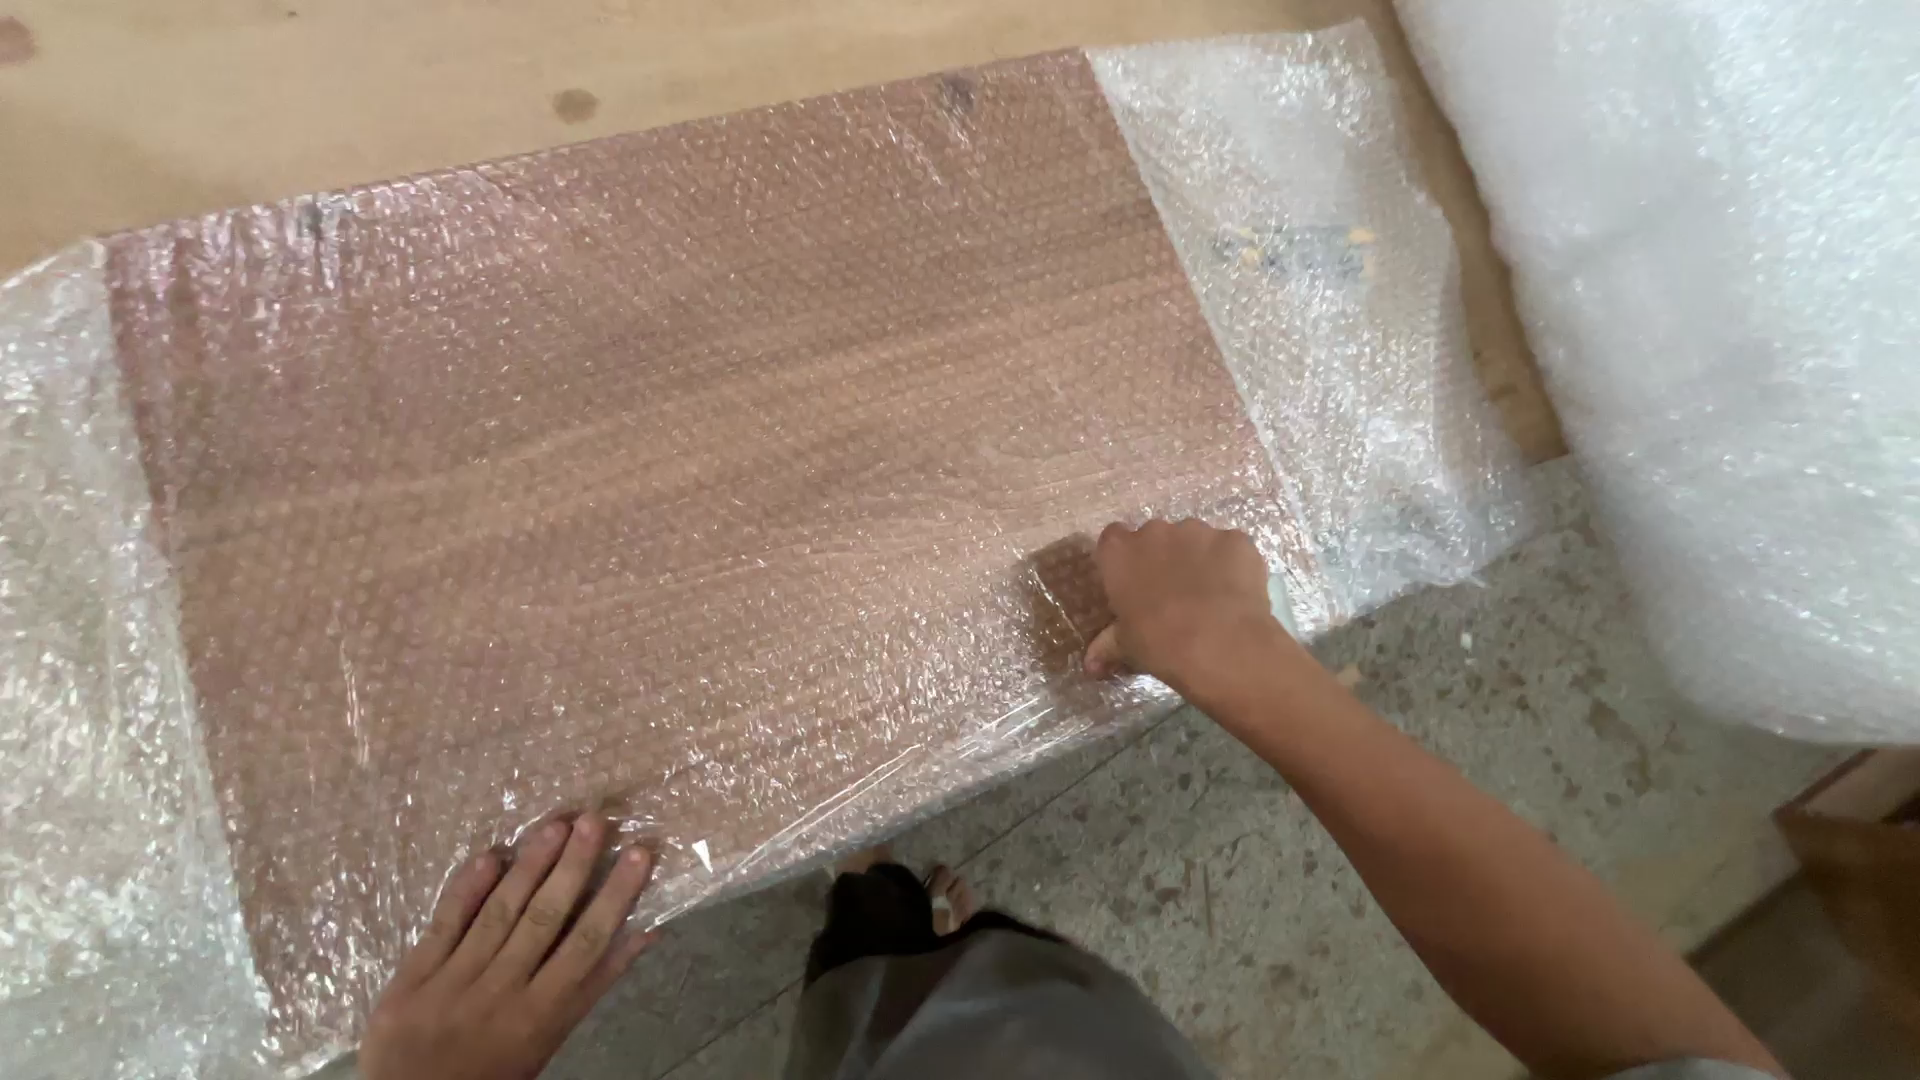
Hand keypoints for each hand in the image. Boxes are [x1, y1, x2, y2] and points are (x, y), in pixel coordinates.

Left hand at [359, 815, 656, 1079]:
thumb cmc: (498, 1069)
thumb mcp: (554, 1035)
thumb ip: (597, 981)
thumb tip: (648, 931)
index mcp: (541, 1011)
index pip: (588, 943)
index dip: (616, 895)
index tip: (639, 852)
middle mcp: (500, 994)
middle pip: (544, 920)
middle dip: (572, 866)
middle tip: (595, 820)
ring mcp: (451, 986)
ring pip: (498, 915)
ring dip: (529, 866)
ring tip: (555, 825)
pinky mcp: (409, 981)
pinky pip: (442, 927)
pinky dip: (465, 891)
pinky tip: (489, 855)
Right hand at [1083, 519, 1288, 699]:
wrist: (1221, 646)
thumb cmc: (1159, 643)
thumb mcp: (1126, 647)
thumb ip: (1107, 646)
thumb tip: (1090, 666)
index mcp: (1119, 551)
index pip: (1112, 540)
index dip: (1124, 560)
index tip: (1132, 582)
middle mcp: (1155, 531)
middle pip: (1155, 537)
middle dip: (1162, 558)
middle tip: (1171, 593)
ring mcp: (1198, 531)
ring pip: (1194, 540)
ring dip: (1197, 559)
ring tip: (1209, 596)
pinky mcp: (1235, 539)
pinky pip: (1229, 548)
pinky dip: (1231, 565)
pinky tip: (1235, 594)